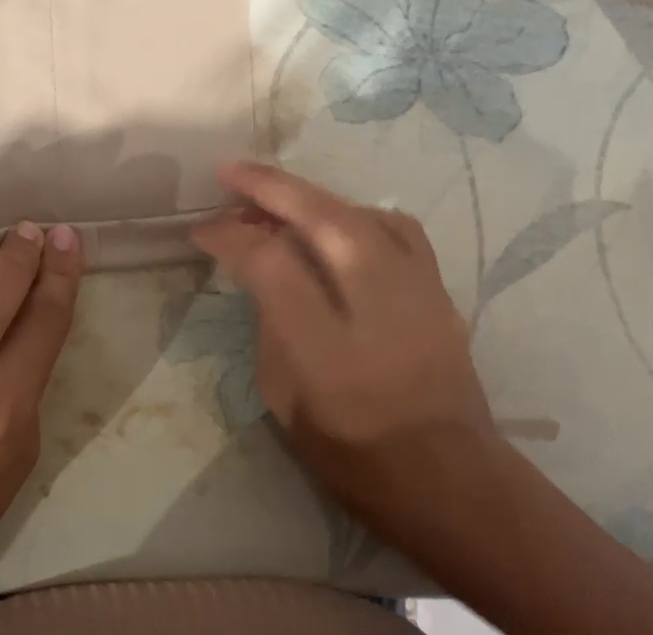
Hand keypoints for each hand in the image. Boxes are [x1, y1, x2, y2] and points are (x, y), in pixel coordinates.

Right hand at [195, 163, 652, 634]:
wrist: (451, 480)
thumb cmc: (352, 454)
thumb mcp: (284, 400)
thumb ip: (270, 327)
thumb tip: (262, 275)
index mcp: (327, 346)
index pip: (270, 262)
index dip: (229, 236)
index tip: (202, 231)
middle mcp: (377, 306)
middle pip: (322, 218)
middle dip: (270, 187)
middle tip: (229, 172)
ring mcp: (417, 293)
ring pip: (360, 213)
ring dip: (310, 195)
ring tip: (275, 194)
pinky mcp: (440, 291)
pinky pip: (396, 229)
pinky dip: (355, 213)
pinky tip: (335, 222)